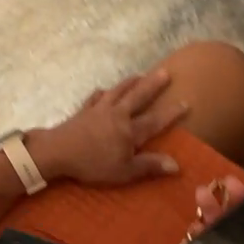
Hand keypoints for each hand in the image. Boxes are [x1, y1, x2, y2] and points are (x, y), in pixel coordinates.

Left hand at [28, 69, 189, 186]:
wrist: (58, 150)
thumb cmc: (93, 163)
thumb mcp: (125, 171)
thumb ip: (150, 165)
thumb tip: (177, 164)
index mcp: (129, 131)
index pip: (155, 120)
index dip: (171, 113)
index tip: (185, 101)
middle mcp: (116, 114)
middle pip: (137, 97)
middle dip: (152, 85)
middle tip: (164, 72)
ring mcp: (98, 109)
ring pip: (117, 92)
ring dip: (129, 83)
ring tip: (139, 74)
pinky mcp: (84, 110)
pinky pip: (96, 97)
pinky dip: (103, 92)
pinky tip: (104, 91)